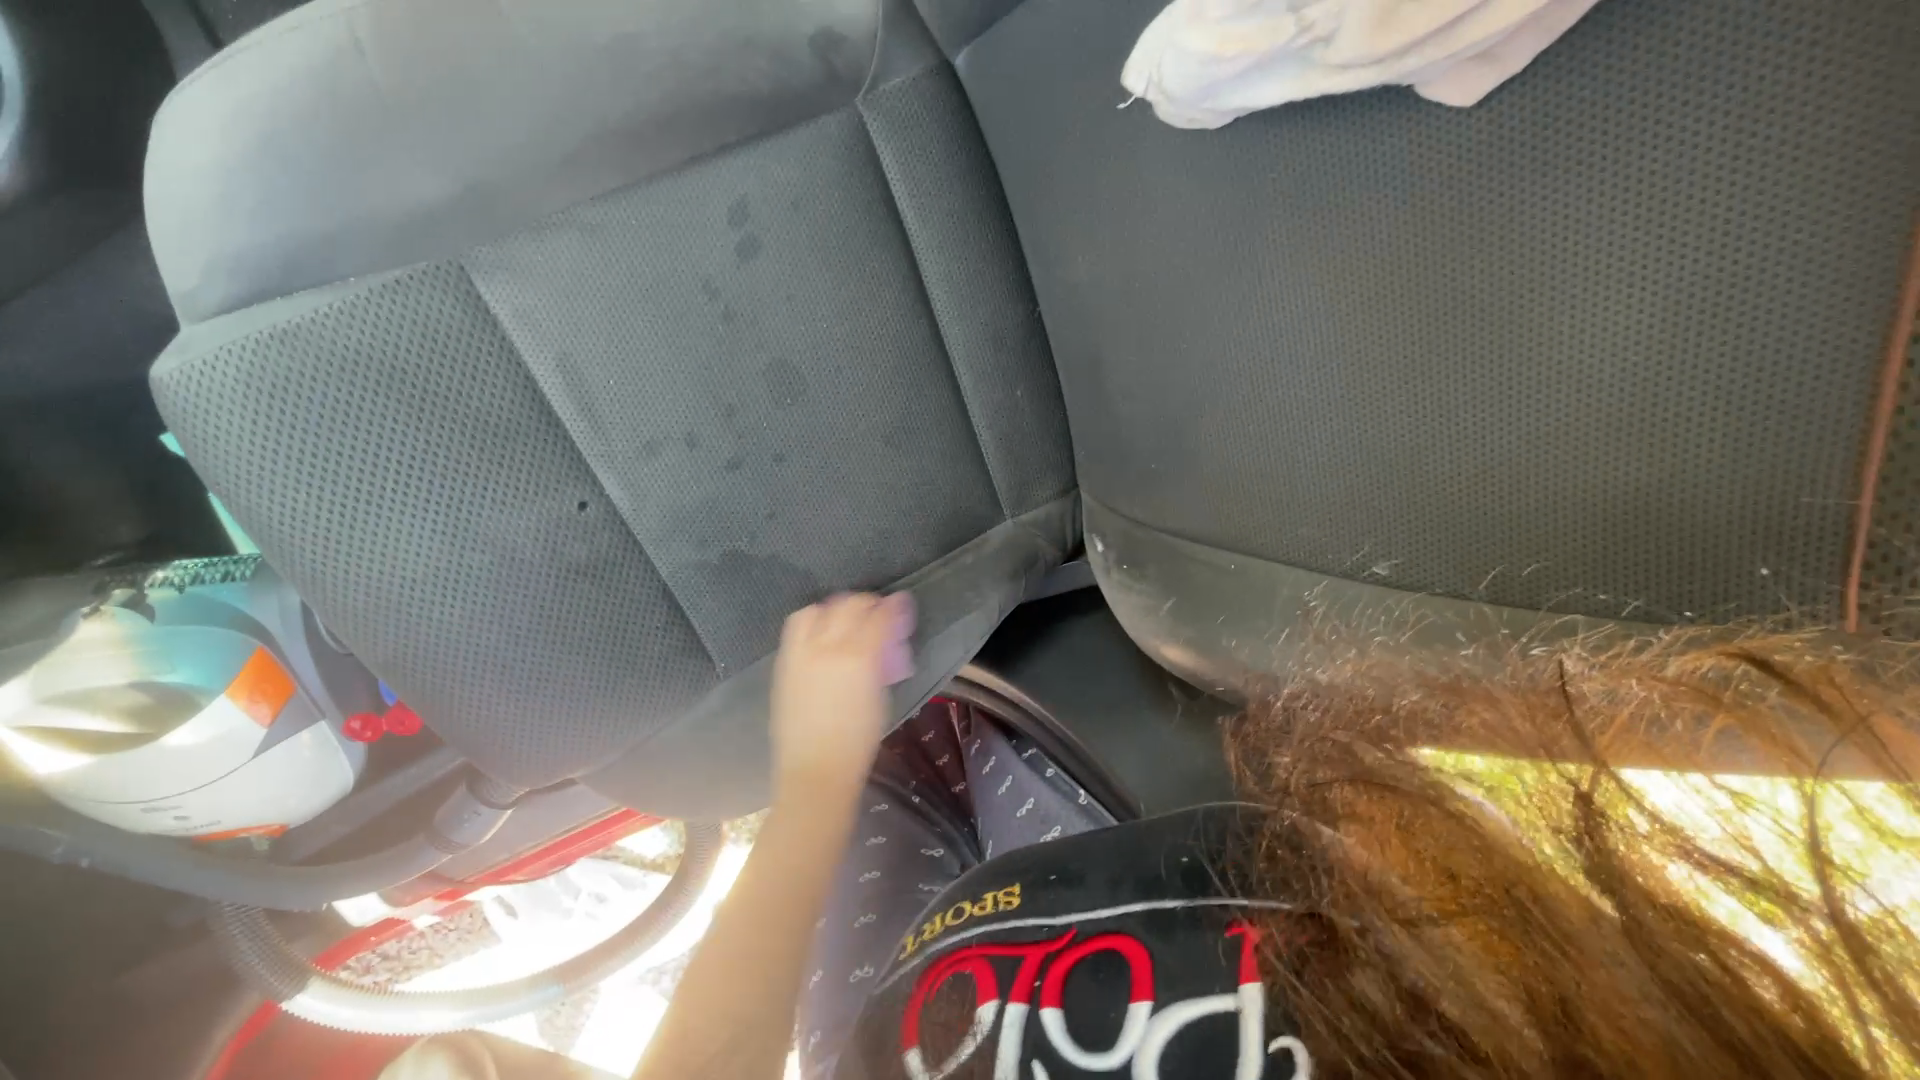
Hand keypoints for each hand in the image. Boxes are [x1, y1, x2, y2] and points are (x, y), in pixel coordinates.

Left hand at [769, 592, 914, 805]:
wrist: (815, 771)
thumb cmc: (858, 742)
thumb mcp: (880, 698)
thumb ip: (881, 663)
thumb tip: (885, 644)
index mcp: (859, 658)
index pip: (879, 616)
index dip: (894, 607)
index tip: (901, 605)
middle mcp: (827, 648)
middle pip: (848, 605)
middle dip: (867, 603)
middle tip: (877, 613)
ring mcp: (800, 654)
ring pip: (815, 610)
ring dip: (834, 609)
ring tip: (844, 622)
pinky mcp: (783, 664)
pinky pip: (796, 629)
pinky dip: (812, 624)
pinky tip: (822, 638)